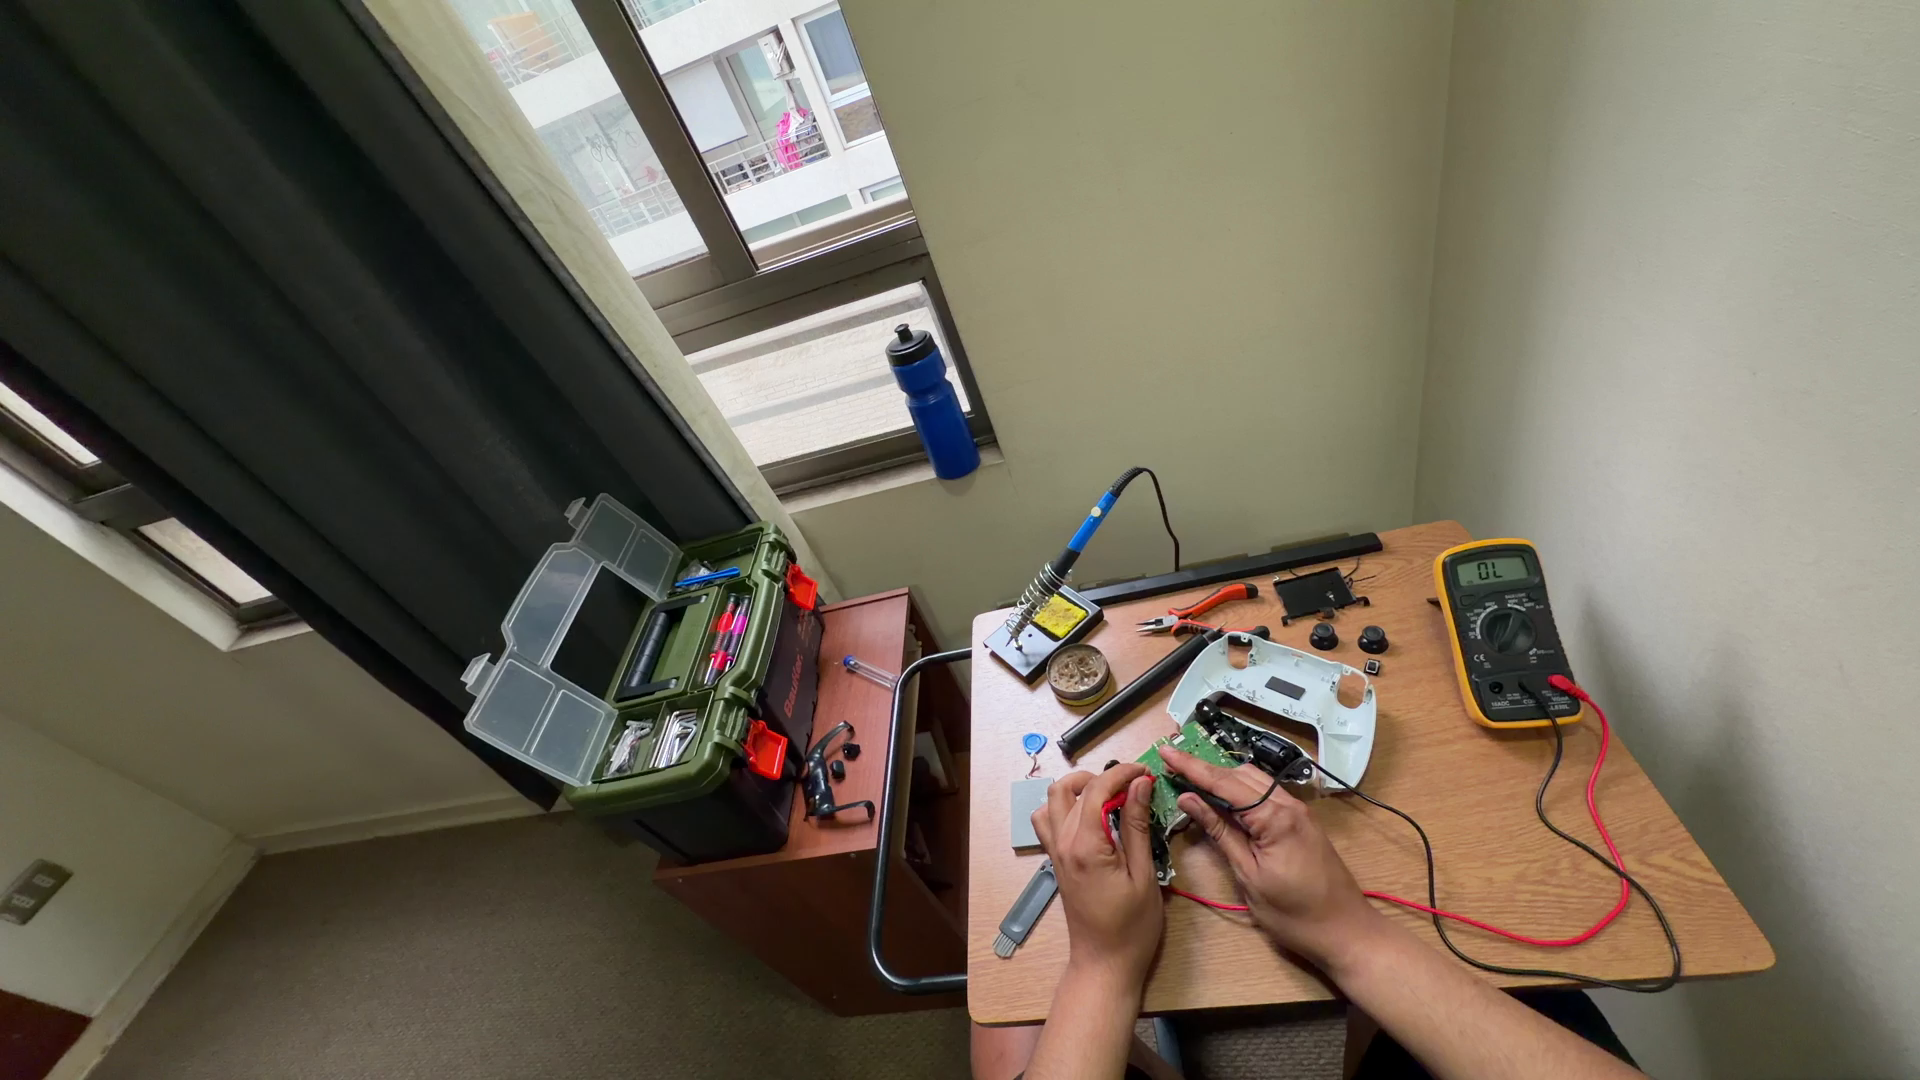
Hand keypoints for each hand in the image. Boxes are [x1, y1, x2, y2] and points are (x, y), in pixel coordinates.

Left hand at [1030, 764, 1163, 989]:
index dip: (1121, 773)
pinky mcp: (1054, 859)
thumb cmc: (1132, 926)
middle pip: (1069, 788)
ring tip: (1107, 795)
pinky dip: (1062, 807)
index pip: (1096, 789)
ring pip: (1052, 799)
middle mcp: (1062, 841)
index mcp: (1085, 844)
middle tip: (1130, 785)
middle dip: (1100, 777)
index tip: (1145, 772)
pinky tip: (1088, 816)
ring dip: (1077, 788)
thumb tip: (1140, 784)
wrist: (1104, 963)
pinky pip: (1046, 820)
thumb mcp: (1144, 874)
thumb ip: (1136, 825)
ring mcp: (1054, 850)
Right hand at [1158, 747, 1381, 972]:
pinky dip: (1238, 790)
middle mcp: (1288, 804)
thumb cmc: (1295, 915)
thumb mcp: (1249, 875)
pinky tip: (1222, 798)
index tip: (1165, 750)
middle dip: (1203, 767)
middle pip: (1237, 774)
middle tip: (1171, 764)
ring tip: (1190, 778)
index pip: (1223, 782)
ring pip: (1252, 780)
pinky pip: (1263, 793)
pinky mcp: (1299, 821)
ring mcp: (1297, 811)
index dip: (1191, 766)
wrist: (1348, 934)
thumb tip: (1188, 799)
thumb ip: (1219, 832)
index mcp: (1274, 817)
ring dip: (1221, 777)